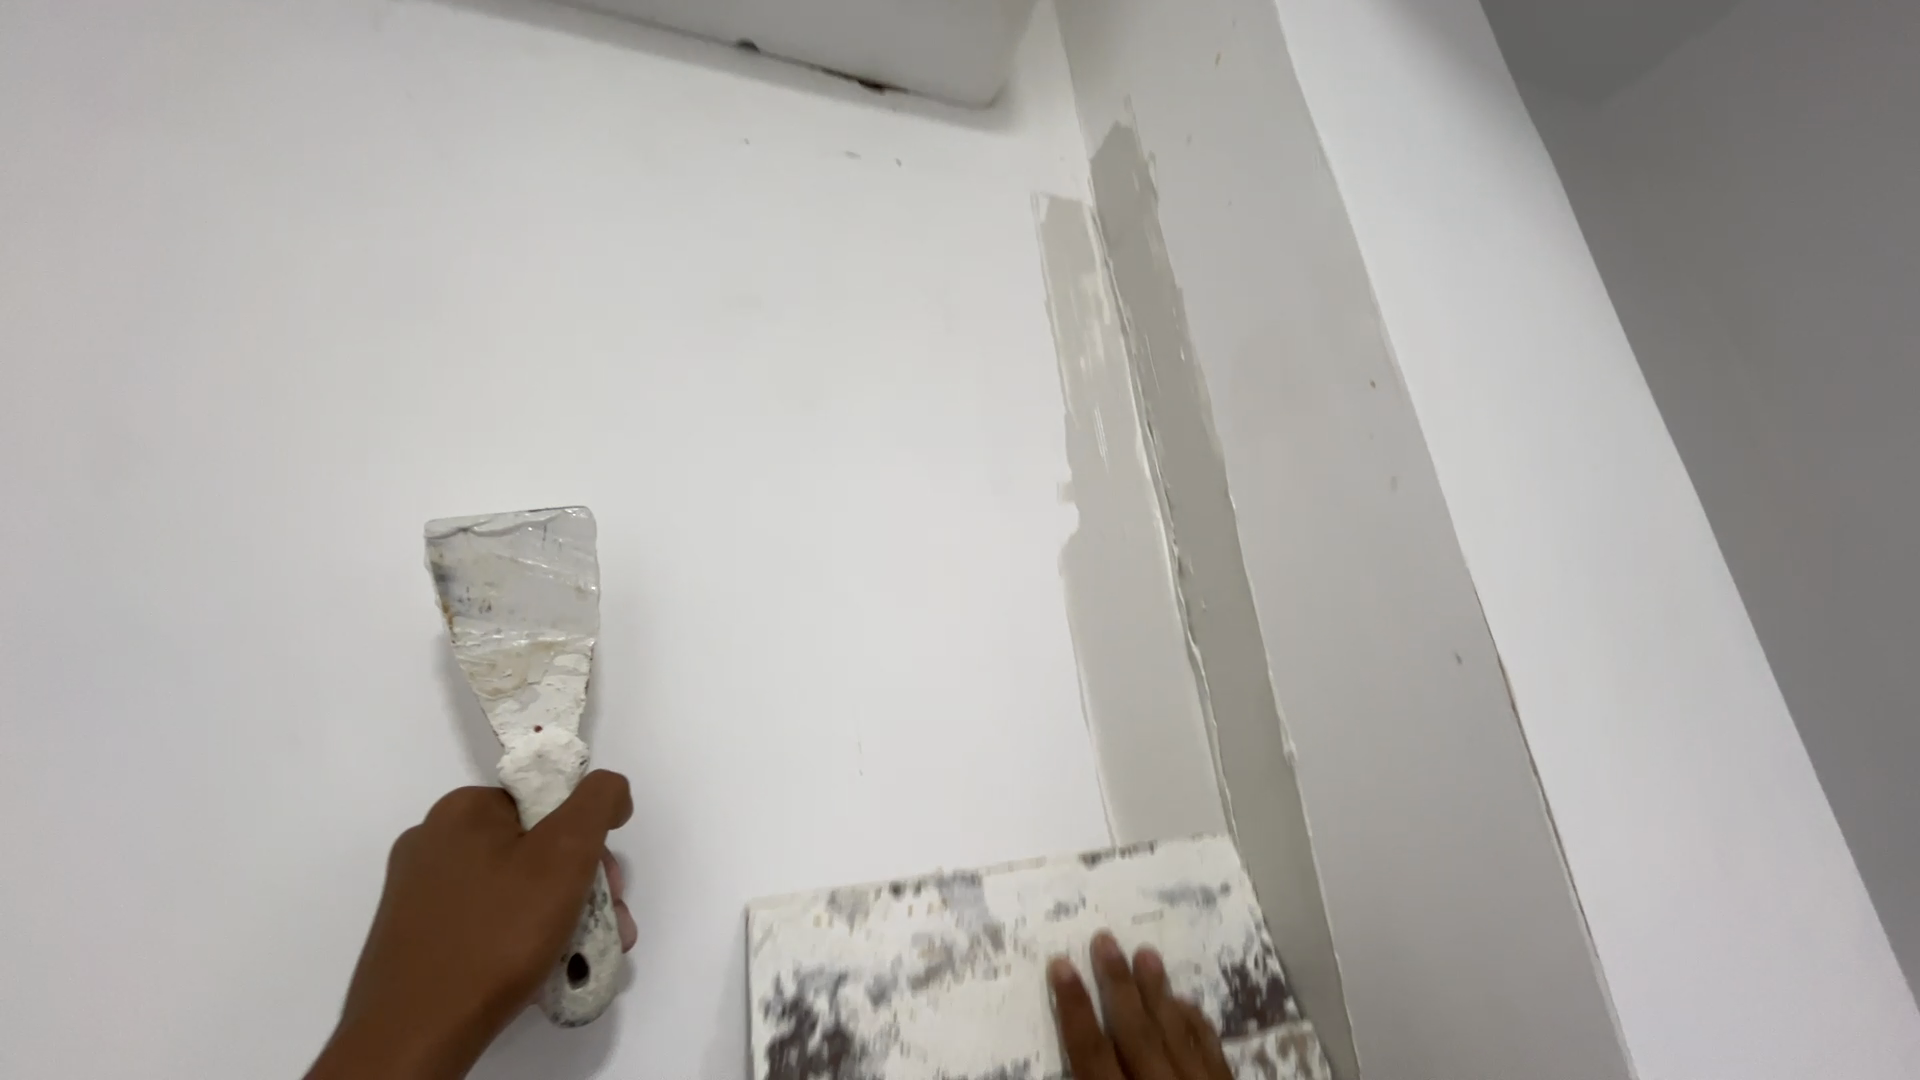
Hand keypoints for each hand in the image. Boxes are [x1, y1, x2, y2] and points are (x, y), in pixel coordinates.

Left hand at [306, 771, 636, 1079]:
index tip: (606, 882)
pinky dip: (525, 935)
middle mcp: (433, 842)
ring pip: (517, 885)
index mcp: (462, 810)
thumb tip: (608, 790)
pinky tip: (549, 965)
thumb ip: (599, 800)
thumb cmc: (497, 934)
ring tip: (588, 950)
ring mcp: (419, 893)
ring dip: (563, 912)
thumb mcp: (567, 851)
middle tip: (608, 921)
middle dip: (582, 882)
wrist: (412, 1041)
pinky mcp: (416, 937)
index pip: (549, 800)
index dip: (588, 836)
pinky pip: (490, 918)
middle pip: (537, 844)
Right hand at [1049, 932, 1232, 1079]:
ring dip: (1159, 993)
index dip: (1074, 1007)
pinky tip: (1185, 1002)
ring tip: (1147, 953)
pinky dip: (1197, 1025)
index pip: (1091, 1052)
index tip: (1060, 963)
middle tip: (1104, 938)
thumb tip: (1071, 1049)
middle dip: (1118, 984)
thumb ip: (1088, 1077)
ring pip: (1177, 1034)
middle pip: (1135, 1031)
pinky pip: (1214, 1053)